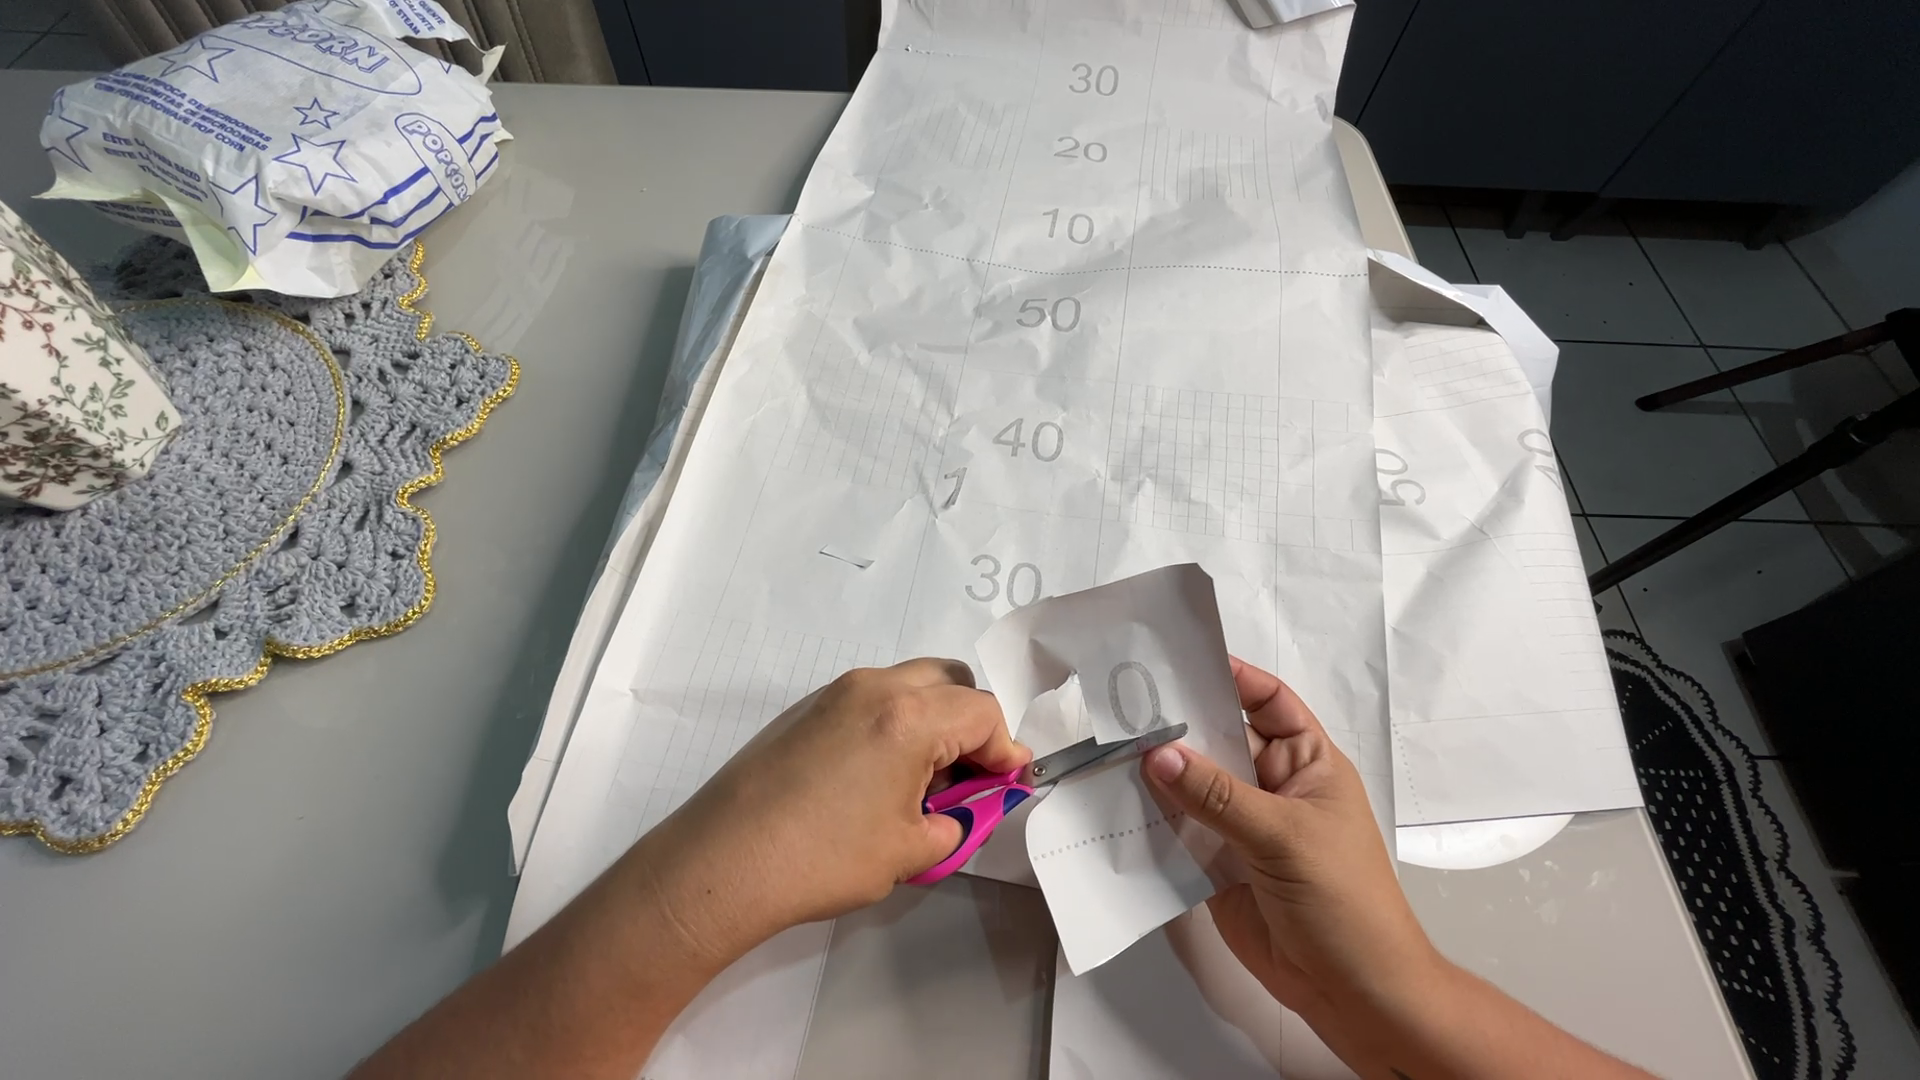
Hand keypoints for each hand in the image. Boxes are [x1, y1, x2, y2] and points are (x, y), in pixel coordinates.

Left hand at [628, 658, 1028, 965]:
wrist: (724, 861)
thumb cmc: (826, 858)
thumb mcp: (911, 850)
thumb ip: (957, 820)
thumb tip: (967, 805)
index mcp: (910, 716)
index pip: (983, 712)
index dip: (1005, 749)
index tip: (1008, 784)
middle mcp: (877, 686)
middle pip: (951, 680)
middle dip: (971, 723)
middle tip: (966, 775)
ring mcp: (838, 690)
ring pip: (911, 682)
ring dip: (933, 717)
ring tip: (919, 777)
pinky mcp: (808, 705)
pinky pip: (873, 696)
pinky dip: (895, 719)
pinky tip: (875, 773)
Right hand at [1140, 659, 1437, 1030]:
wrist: (1353, 996)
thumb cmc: (1342, 900)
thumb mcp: (1284, 836)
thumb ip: (1217, 795)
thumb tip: (1156, 753)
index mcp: (1306, 764)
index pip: (1268, 702)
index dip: (1233, 677)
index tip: (1181, 659)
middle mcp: (1270, 785)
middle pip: (1220, 738)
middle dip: (1179, 722)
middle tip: (1124, 702)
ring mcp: (1241, 823)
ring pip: (1193, 781)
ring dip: (1158, 768)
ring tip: (1109, 742)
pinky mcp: (1216, 860)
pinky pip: (1179, 825)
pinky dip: (1151, 812)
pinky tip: (1115, 796)